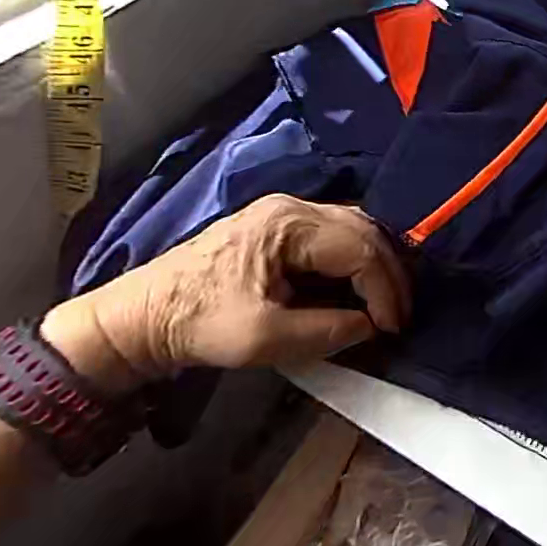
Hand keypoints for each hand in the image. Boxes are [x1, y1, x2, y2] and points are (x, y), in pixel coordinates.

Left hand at [43, 195, 410, 392]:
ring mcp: (285, 212)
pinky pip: (334, 234)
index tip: (391, 329)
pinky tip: (360, 286)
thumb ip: (328, 332)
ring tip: (387, 302)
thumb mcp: (267, 338)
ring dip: (375, 264)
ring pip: (353, 227)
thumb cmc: (201, 323)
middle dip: (389, 274)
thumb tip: (370, 326)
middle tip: (399, 316)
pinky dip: (356, 259)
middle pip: (363, 229)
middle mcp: (292, 207)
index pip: (360, 248)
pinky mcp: (279, 226)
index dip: (385, 290)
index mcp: (288, 224)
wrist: (147, 314)